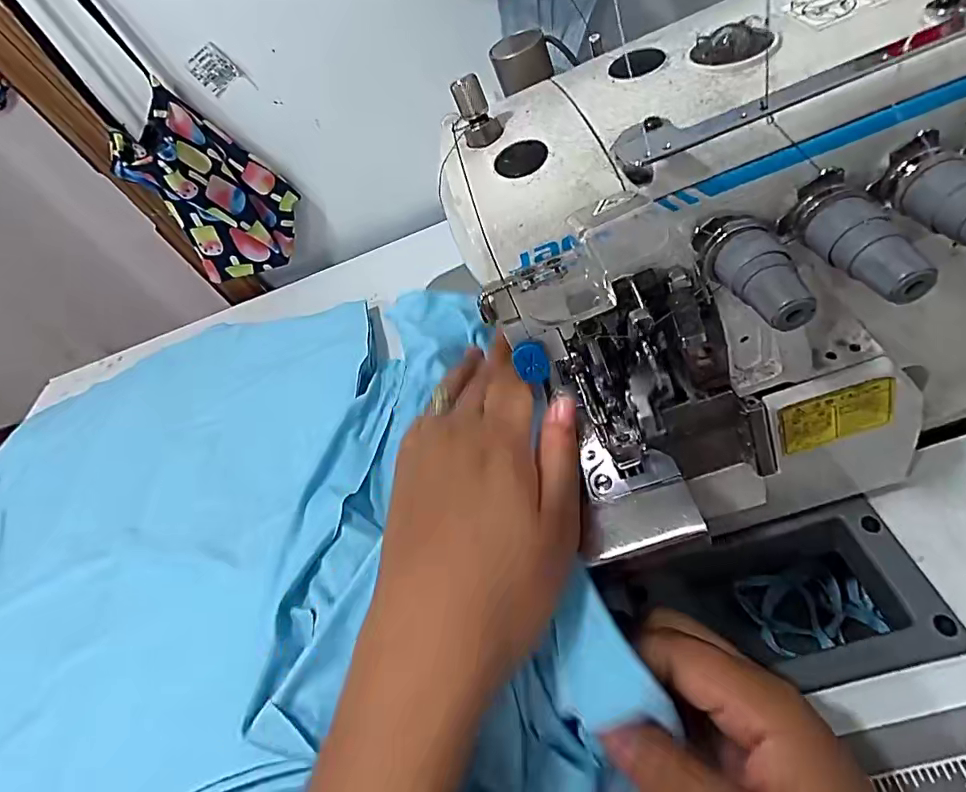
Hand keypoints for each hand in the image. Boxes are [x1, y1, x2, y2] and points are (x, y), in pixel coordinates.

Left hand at [310, 337, 580, 791]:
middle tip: (500, 338)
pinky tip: (442, 405)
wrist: (429, 630)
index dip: (520, 358)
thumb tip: (562, 400)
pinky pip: (423, 419)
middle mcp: (460, 434)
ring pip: (447, 396)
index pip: (512, 384)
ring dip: (463, 372)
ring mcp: (425, 453)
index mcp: (502, 442)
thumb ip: (560, 457)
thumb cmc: (510, 585)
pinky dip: (437, 400)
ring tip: (473, 355)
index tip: (522, 335)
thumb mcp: (557, 527)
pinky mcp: (403, 474)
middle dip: (493, 359)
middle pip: (479, 384)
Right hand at [602, 610, 869, 791]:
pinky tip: (642, 741)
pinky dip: (663, 713)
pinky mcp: (755, 747)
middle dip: (631, 660)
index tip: (584, 683)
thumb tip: (608, 720)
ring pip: (682, 670)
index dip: (623, 655)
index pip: (670, 640)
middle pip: (676, 638)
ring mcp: (758, 717)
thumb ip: (670, 766)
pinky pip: (696, 706)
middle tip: (591, 697)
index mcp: (761, 695)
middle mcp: (759, 690)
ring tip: (608, 719)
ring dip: (643, 688)